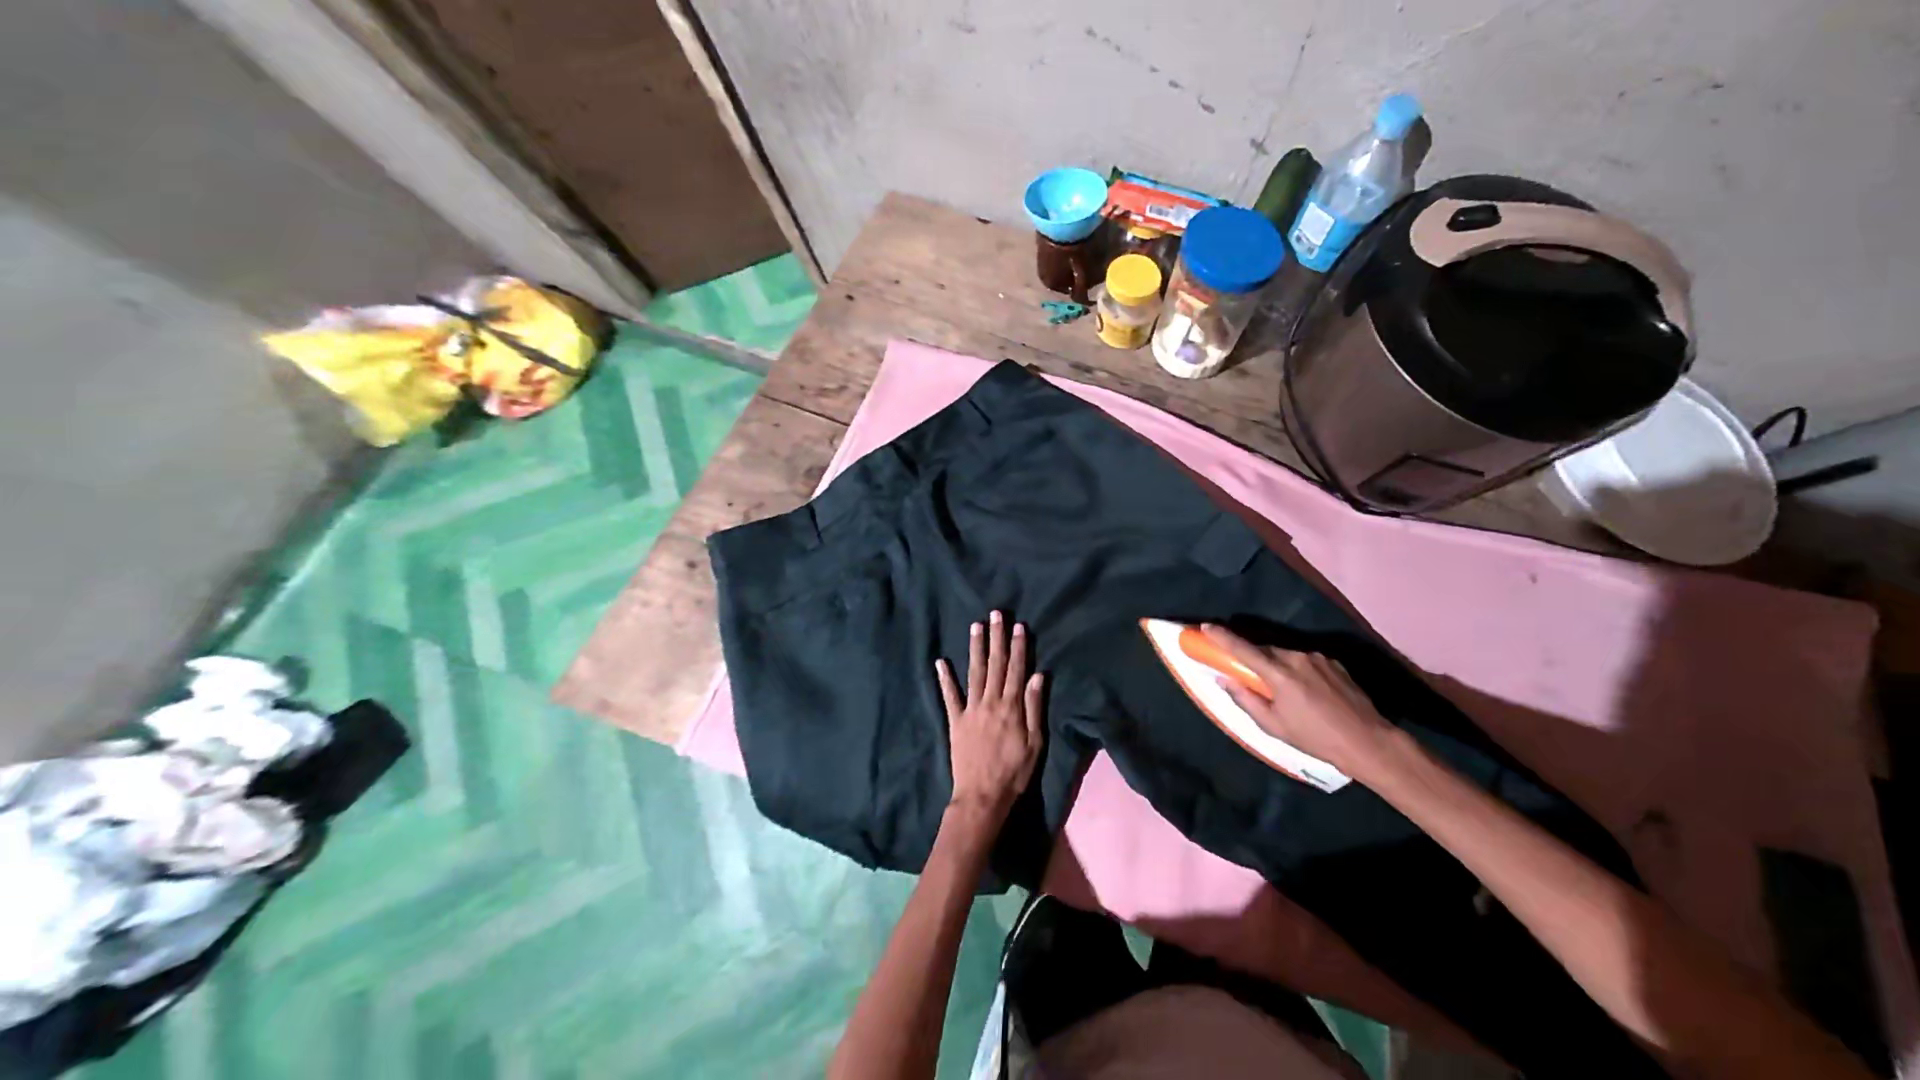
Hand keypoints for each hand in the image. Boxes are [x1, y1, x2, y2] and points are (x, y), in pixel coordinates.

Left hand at [936, 611, 1044, 818]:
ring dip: (975, 648)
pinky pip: (949, 696)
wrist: (983, 796)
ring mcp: (971, 710)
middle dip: (997, 638)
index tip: (1019, 626)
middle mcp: (990, 702)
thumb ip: (1034, 707)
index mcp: (1012, 707)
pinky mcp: (955, 721)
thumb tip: (1037, 675)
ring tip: (975, 626)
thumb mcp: (1035, 743)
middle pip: (995, 665)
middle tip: (996, 614)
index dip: (1018, 647)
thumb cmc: (1015, 772)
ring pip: (974, 672)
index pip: (1016, 670)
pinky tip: (940, 662)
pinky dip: (944, 678)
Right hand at [1202, 624, 1396, 777]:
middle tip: (1243, 671)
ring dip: (1275, 665)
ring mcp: (1318, 658)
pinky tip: (1304, 690)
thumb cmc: (1315, 738)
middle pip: (1264, 650)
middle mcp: (1297, 658)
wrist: (1368, 741)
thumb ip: (1246, 699)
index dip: (1222, 637)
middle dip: (1251, 656)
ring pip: (1285, 655)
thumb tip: (1225, 680)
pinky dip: (1296, 670)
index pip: (1243, 650)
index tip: (1205, 627)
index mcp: (1280, 674)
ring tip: (1279, 688)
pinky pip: (1305, 661)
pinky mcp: (1333, 663)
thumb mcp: (1273, 726)